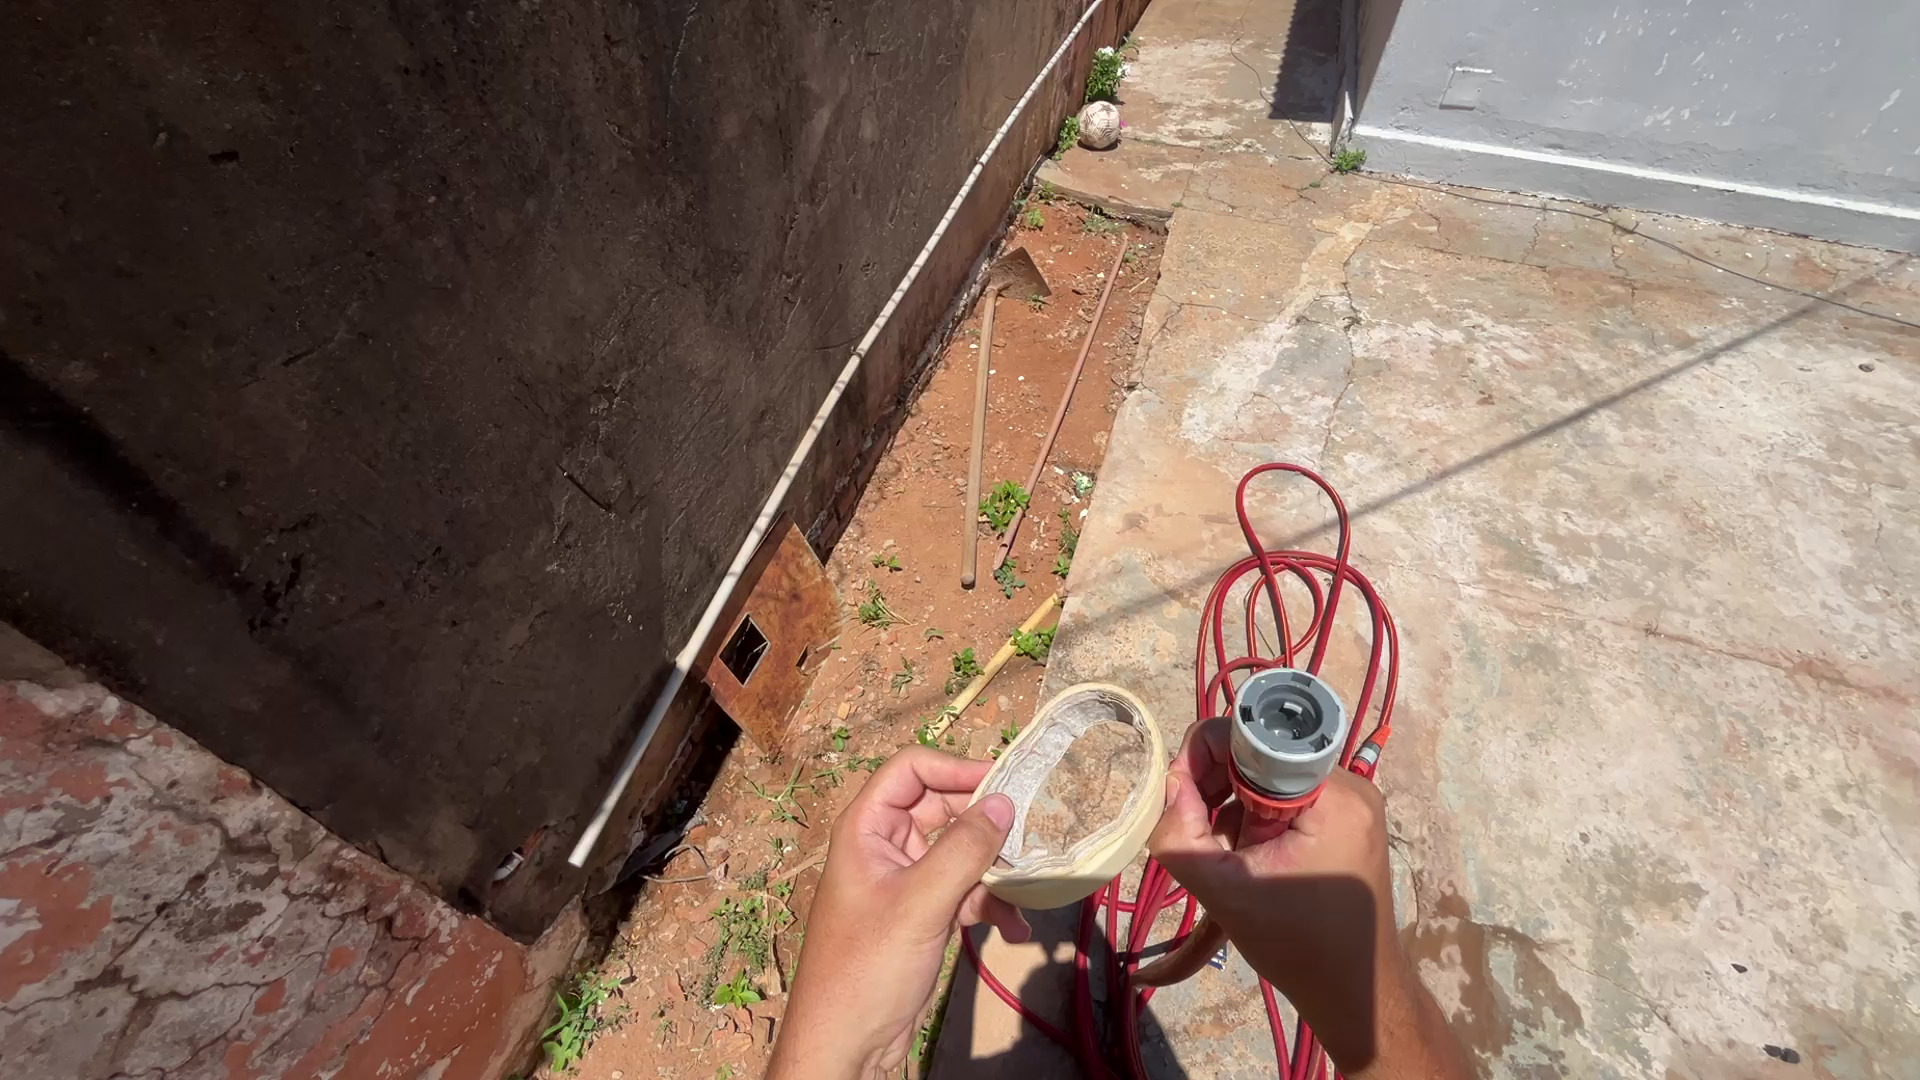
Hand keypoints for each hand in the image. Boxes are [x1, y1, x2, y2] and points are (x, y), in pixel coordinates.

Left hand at [768, 748, 1029, 1079]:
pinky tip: (1015, 927)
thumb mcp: (919, 904)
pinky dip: (988, 902)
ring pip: (958, 848)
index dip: (955, 766)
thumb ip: (963, 850)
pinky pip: (962, 887)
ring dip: (992, 866)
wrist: (844, 1050)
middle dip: (984, 821)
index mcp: (867, 825)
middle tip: (1029, 829)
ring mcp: (905, 876)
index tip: (1002, 780)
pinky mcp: (922, 909)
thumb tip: (1004, 801)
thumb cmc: (866, 968)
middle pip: (942, 805)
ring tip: (1026, 883)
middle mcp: (886, 842)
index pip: (912, 768)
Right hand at [1144, 718, 1467, 1079]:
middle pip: (1256, 751)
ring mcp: (1349, 799)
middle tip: (1198, 826)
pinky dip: (1252, 813)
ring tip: (1224, 848)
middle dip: (1215, 783)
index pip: (1252, 736)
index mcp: (1332, 795)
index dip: (1205, 752)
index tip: (1184, 794)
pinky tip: (1245, 852)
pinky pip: (1280, 791)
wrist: (1357, 996)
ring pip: (1264, 771)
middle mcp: (1348, 784)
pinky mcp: (1342, 816)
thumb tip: (1169, 786)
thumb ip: (1180, 833)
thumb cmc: (1298, 946)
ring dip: (1230, 801)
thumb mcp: (1223, 891)